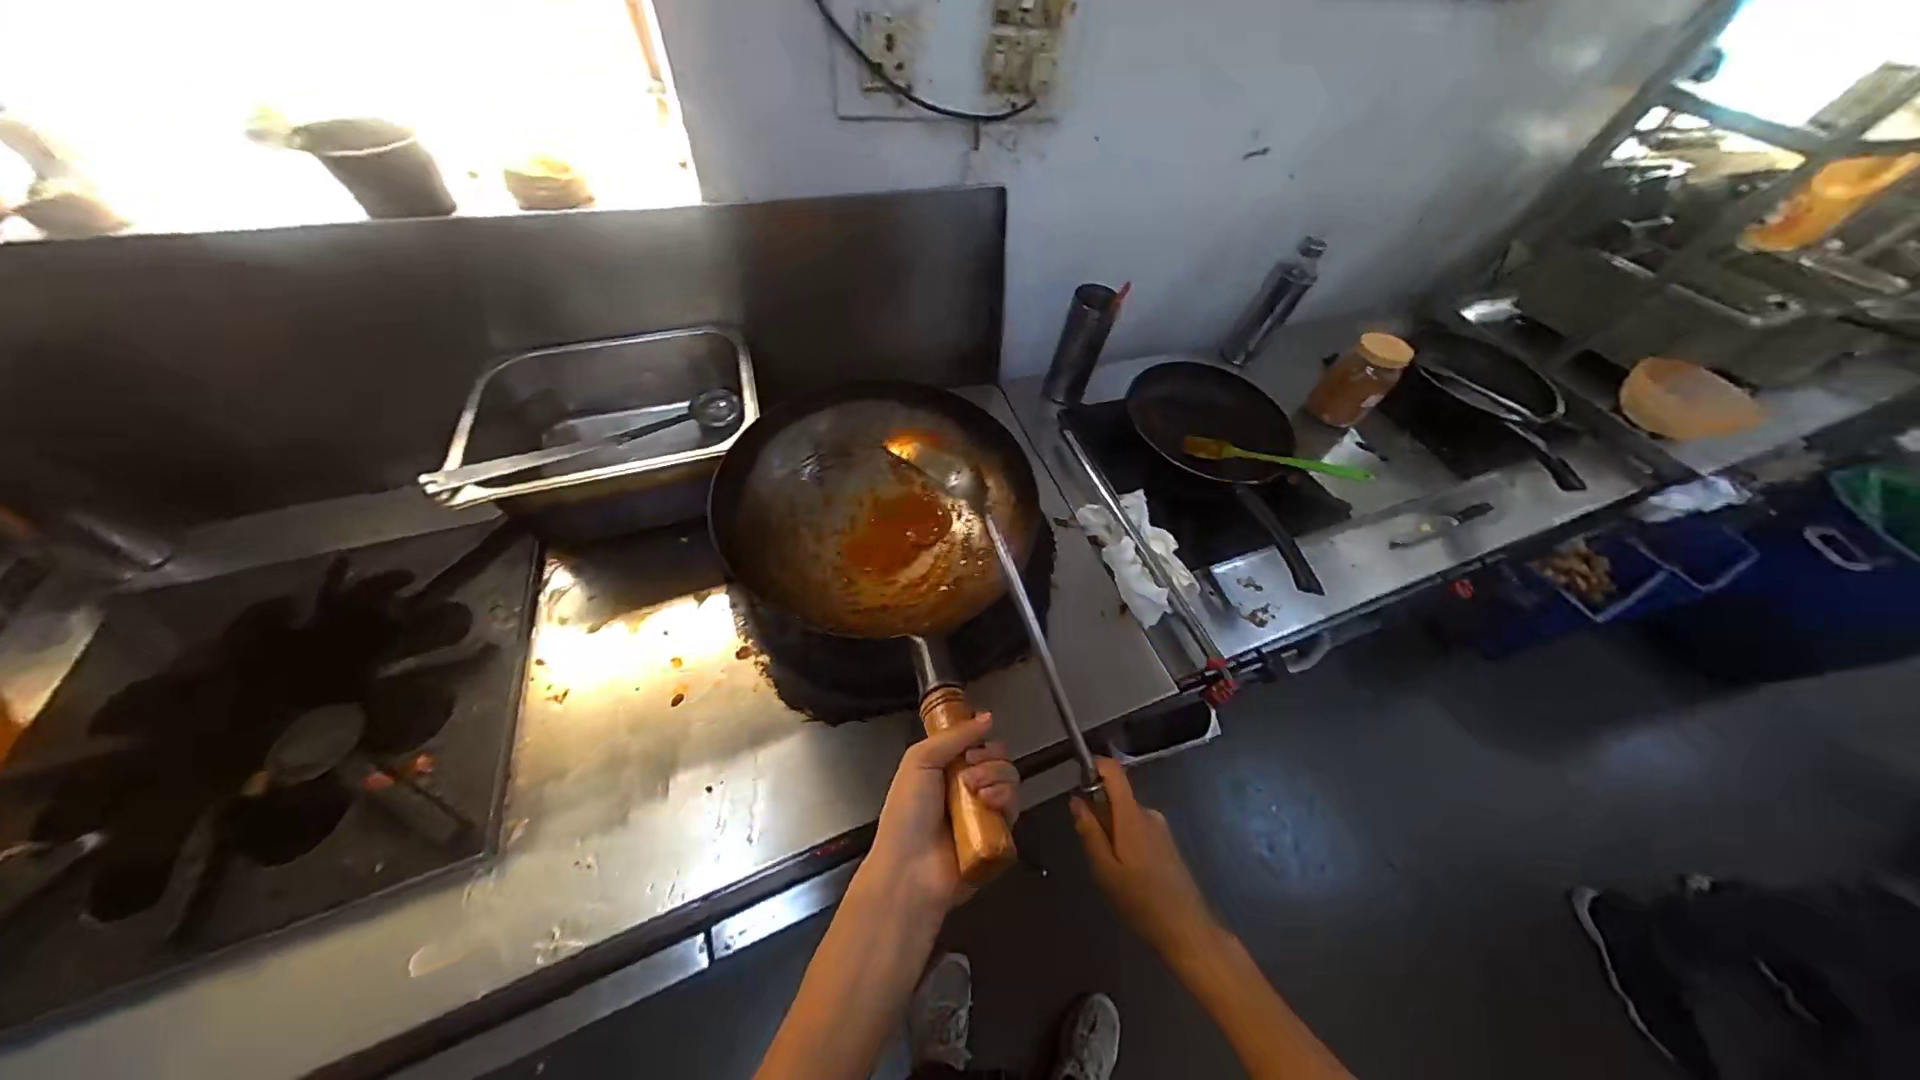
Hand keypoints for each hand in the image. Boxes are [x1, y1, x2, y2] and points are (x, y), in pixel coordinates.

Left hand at [865, 712, 1018, 911]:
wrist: (910, 869)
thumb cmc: (907, 815)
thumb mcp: (920, 760)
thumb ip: (954, 735)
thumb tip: (987, 717)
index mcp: (945, 768)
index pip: (977, 743)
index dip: (980, 740)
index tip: (973, 747)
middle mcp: (966, 787)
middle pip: (999, 758)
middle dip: (991, 760)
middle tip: (971, 773)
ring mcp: (982, 811)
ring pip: (1010, 780)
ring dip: (997, 778)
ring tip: (977, 792)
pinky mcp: (998, 835)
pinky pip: (1015, 808)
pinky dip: (1006, 800)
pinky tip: (990, 805)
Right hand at [1071, 756, 1220, 961]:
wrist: (1187, 930)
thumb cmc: (1141, 902)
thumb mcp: (1104, 870)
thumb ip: (1089, 832)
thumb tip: (1076, 800)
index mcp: (1131, 816)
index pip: (1114, 771)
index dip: (1094, 766)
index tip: (1077, 782)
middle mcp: (1148, 814)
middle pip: (1116, 796)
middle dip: (1098, 813)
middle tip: (1092, 850)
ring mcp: (1160, 828)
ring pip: (1125, 815)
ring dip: (1111, 831)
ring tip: (1110, 870)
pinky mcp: (1167, 843)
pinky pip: (1137, 828)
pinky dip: (1125, 841)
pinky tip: (1128, 875)